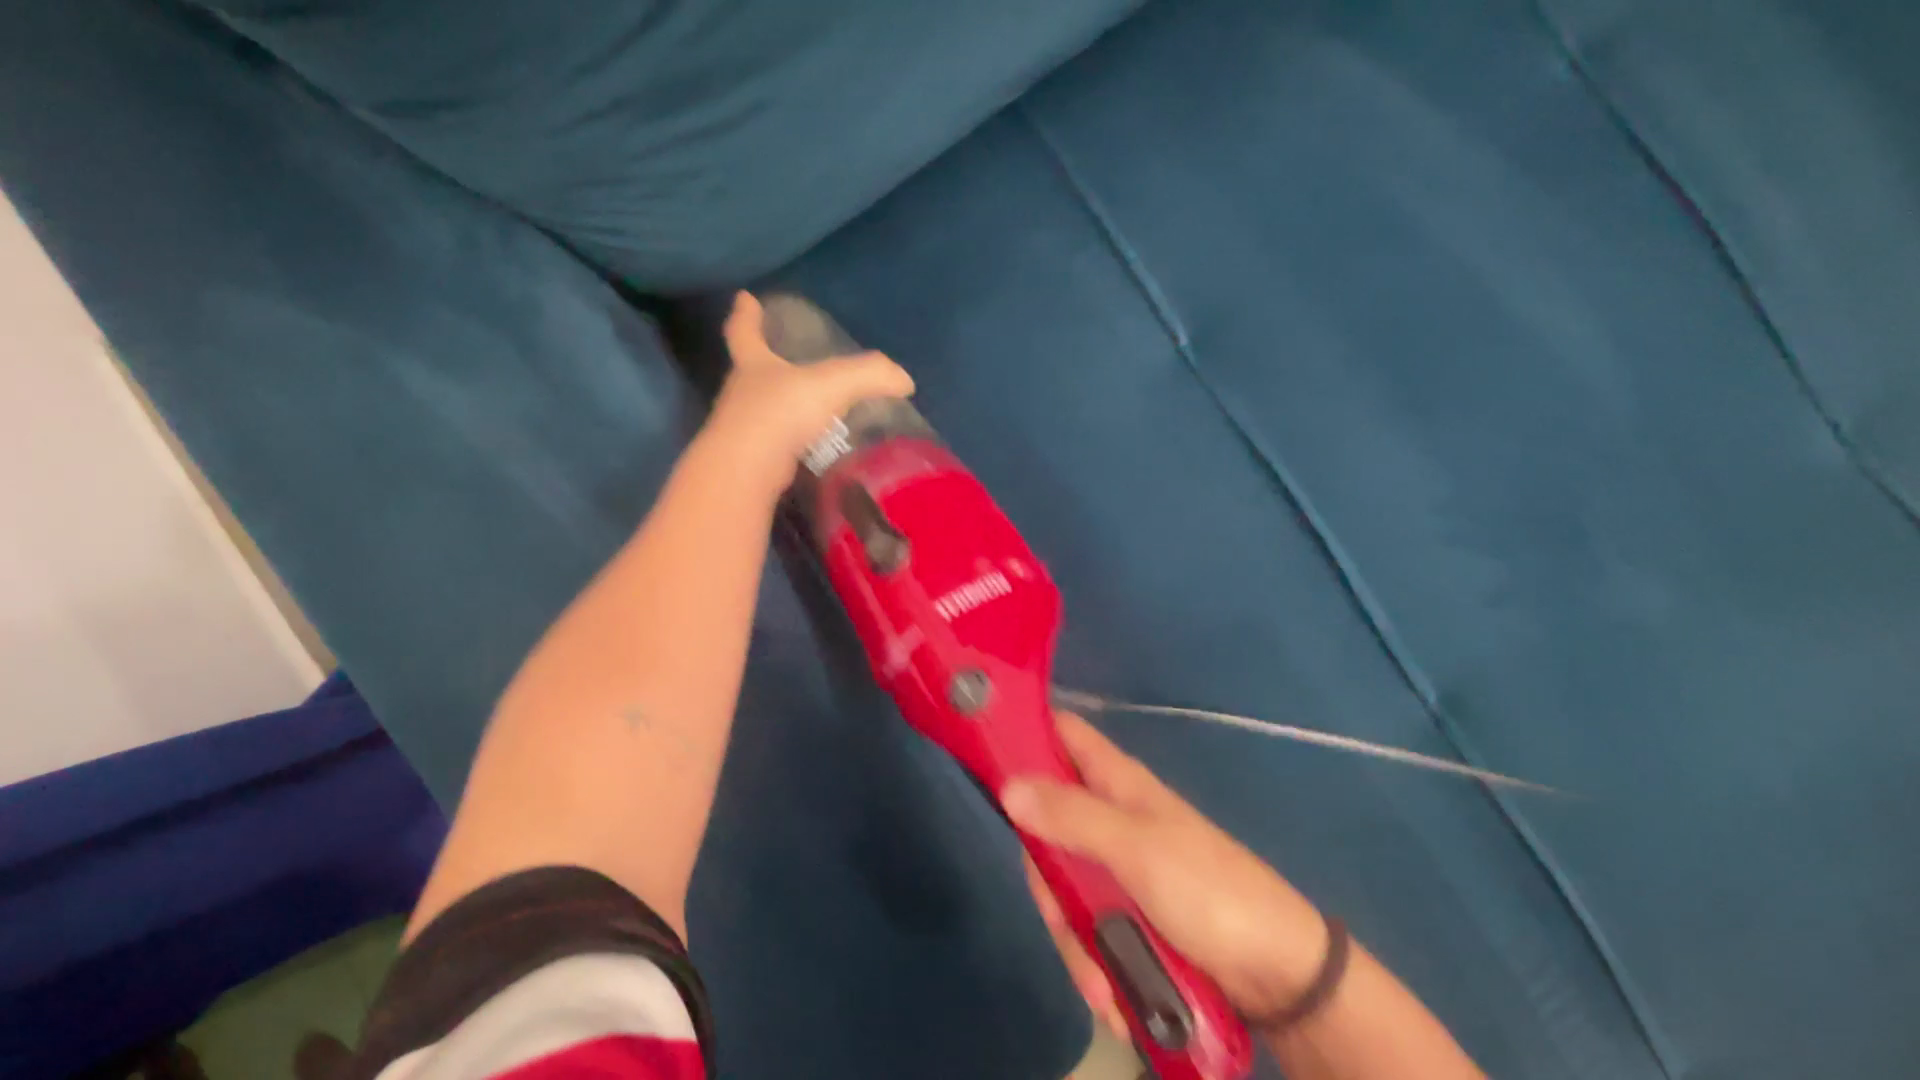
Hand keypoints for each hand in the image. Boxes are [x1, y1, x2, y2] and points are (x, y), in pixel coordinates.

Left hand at [712, 292, 913, 484]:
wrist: (748, 471)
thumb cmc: (781, 412)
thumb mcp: (833, 384)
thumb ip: (870, 375)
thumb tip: (905, 381)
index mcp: (753, 363)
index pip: (744, 331)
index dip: (746, 314)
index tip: (745, 299)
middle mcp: (741, 392)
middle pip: (750, 370)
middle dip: (764, 363)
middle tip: (783, 357)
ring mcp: (742, 429)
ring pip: (762, 411)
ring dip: (780, 408)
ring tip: (806, 408)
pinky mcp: (751, 462)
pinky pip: (775, 446)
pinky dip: (792, 444)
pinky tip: (811, 449)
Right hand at [1002, 713, 1332, 1034]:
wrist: (1279, 974)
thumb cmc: (1209, 891)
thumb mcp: (1136, 849)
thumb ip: (1072, 816)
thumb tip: (1007, 785)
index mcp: (1118, 784)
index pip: (1063, 735)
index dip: (1024, 733)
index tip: (982, 754)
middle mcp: (1113, 821)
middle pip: (1046, 830)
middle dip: (1048, 883)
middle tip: (1062, 913)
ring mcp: (1120, 873)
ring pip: (1065, 892)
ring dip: (1077, 943)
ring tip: (1103, 982)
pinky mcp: (1129, 919)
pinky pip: (1090, 932)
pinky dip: (1097, 966)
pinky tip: (1114, 996)